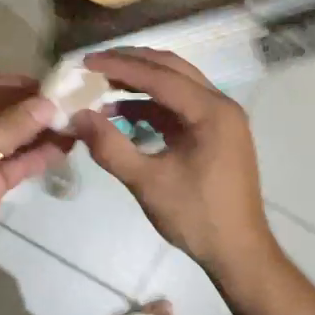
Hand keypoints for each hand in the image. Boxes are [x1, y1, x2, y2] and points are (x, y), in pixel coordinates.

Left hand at [0, 76, 65, 282]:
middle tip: (67, 102)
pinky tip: (65, 148)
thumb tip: (48, 103)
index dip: (10, 86)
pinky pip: (17, 166)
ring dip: (39, 132)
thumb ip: (10, 125)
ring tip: (74, 121)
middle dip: (29, 108)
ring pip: (11, 141)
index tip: (45, 83)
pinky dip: (38, 157)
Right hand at [72, 48, 274, 275]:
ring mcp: (220, 120)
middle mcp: (221, 106)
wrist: (238, 252)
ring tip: (102, 87)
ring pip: (176, 87)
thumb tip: (76, 117)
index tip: (85, 62)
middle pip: (172, 70)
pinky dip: (151, 107)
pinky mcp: (214, 135)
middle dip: (131, 64)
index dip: (120, 66)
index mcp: (211, 112)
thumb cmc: (196, 216)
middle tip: (94, 64)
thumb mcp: (148, 182)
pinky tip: (122, 115)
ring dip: (140, 85)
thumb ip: (110, 147)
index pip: (159, 76)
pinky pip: (179, 109)